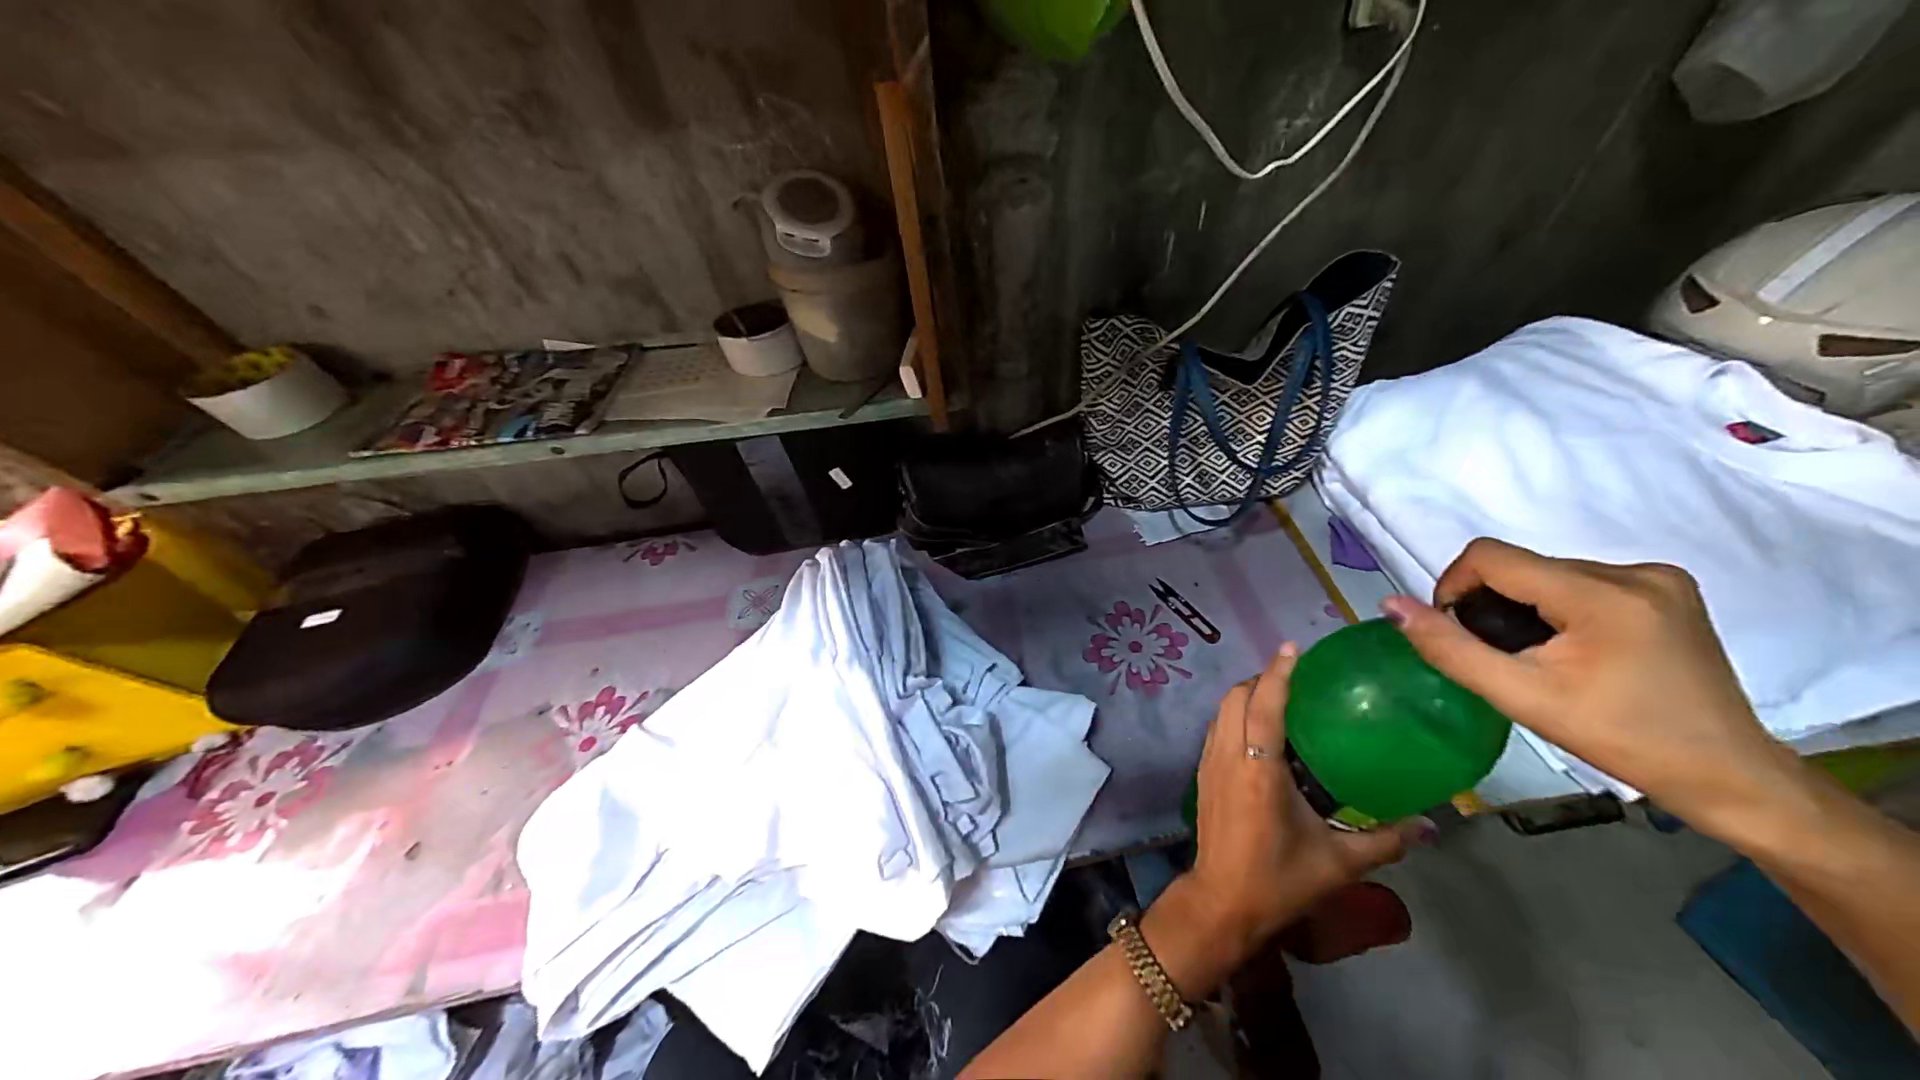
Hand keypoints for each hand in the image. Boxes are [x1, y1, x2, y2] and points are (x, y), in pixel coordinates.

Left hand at [1183, 643, 1431, 953]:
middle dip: (1261, 679)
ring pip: (1221, 711)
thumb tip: (1431, 826)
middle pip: (1235, 698)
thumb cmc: (1279, 879)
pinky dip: (1235, 716)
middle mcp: (1227, 756)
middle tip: (1295, 676)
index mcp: (1258, 769)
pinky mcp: (1202, 775)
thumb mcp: (1339, 862)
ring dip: (1245, 696)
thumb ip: (1386, 840)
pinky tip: (1260, 731)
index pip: (1263, 705)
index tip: (1294, 649)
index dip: (1278, 673)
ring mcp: (1208, 763)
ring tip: (1279, 696)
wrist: (1222, 902)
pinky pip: (1216, 730)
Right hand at [1381, 537, 1801, 838]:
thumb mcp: (1520, 696)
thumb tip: (1390, 605)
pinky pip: (1580, 580)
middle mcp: (1635, 572)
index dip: (1454, 585)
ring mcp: (1659, 578)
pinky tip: (1571, 647)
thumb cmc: (1619, 739)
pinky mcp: (1668, 589)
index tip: (1458, 632)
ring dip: (1523, 605)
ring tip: (1538, 655)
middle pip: (1520, 565)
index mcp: (1602, 595)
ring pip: (1547, 572)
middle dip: (1492, 602)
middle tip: (1502, 655)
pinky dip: (1556, 606)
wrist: (1726, 773)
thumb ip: (1449, 647)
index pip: (1491, 556)